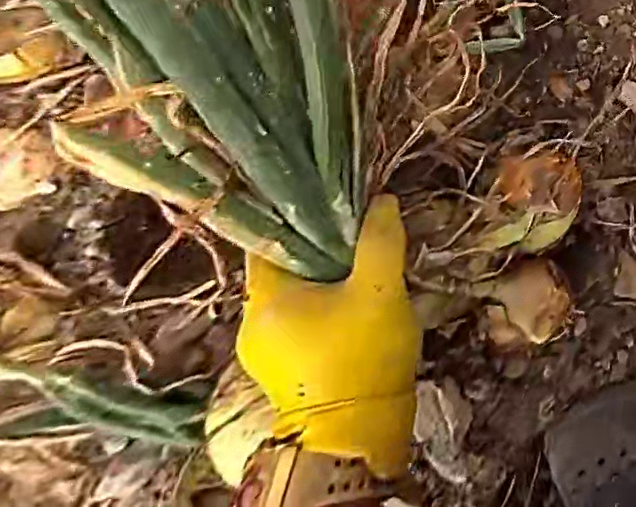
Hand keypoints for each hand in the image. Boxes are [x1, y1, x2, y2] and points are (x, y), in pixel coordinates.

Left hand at [236, 195, 418, 477]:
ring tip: (363, 261)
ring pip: (295, 292)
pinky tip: (356, 297)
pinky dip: (324, 299)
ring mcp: (265, 351)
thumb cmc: (361, 355)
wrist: (358, 437)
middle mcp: (253, 324)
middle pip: (283, 266)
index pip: (266, 241)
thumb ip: (380, 239)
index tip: (328, 197)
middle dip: (319, 245)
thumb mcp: (381, 288)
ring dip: (325, 274)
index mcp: (264, 301)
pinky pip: (301, 316)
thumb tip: (382, 200)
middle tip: (358, 229)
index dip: (294, 215)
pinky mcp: (286, 367)